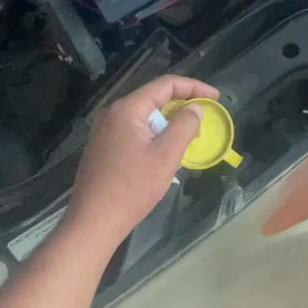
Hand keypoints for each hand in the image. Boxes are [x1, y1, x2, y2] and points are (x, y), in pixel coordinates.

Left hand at [65, 75, 220, 245]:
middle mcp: (112, 112)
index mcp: (127, 109)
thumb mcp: (165, 156)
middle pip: (154, 97)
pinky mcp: (102, 145)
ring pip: (144, 114)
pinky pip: (133, 128)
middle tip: (203, 118)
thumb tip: (195, 109)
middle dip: (182, 104)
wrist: (92, 223)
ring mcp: (104, 129)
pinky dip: (153, 132)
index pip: (166, 85)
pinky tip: (163, 149)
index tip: (215, 98)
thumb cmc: (131, 189)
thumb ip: (184, 126)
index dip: (194, 87)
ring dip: (168, 121)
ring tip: (187, 135)